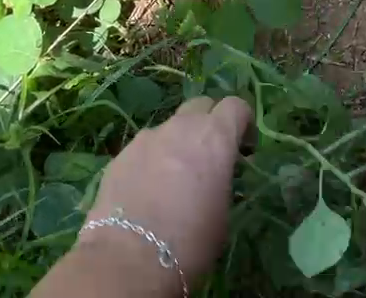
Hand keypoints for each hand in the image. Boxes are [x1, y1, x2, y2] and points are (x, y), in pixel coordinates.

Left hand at [81, 95, 252, 286]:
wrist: (128, 259)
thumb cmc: (190, 241)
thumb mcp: (223, 213)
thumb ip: (222, 180)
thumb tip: (216, 176)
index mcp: (215, 137)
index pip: (236, 105)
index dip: (243, 122)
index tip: (244, 146)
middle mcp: (181, 127)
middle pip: (201, 105)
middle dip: (209, 123)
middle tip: (209, 155)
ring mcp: (148, 137)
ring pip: (170, 127)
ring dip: (178, 143)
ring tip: (173, 178)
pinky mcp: (122, 153)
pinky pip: (145, 148)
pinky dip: (152, 160)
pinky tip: (147, 190)